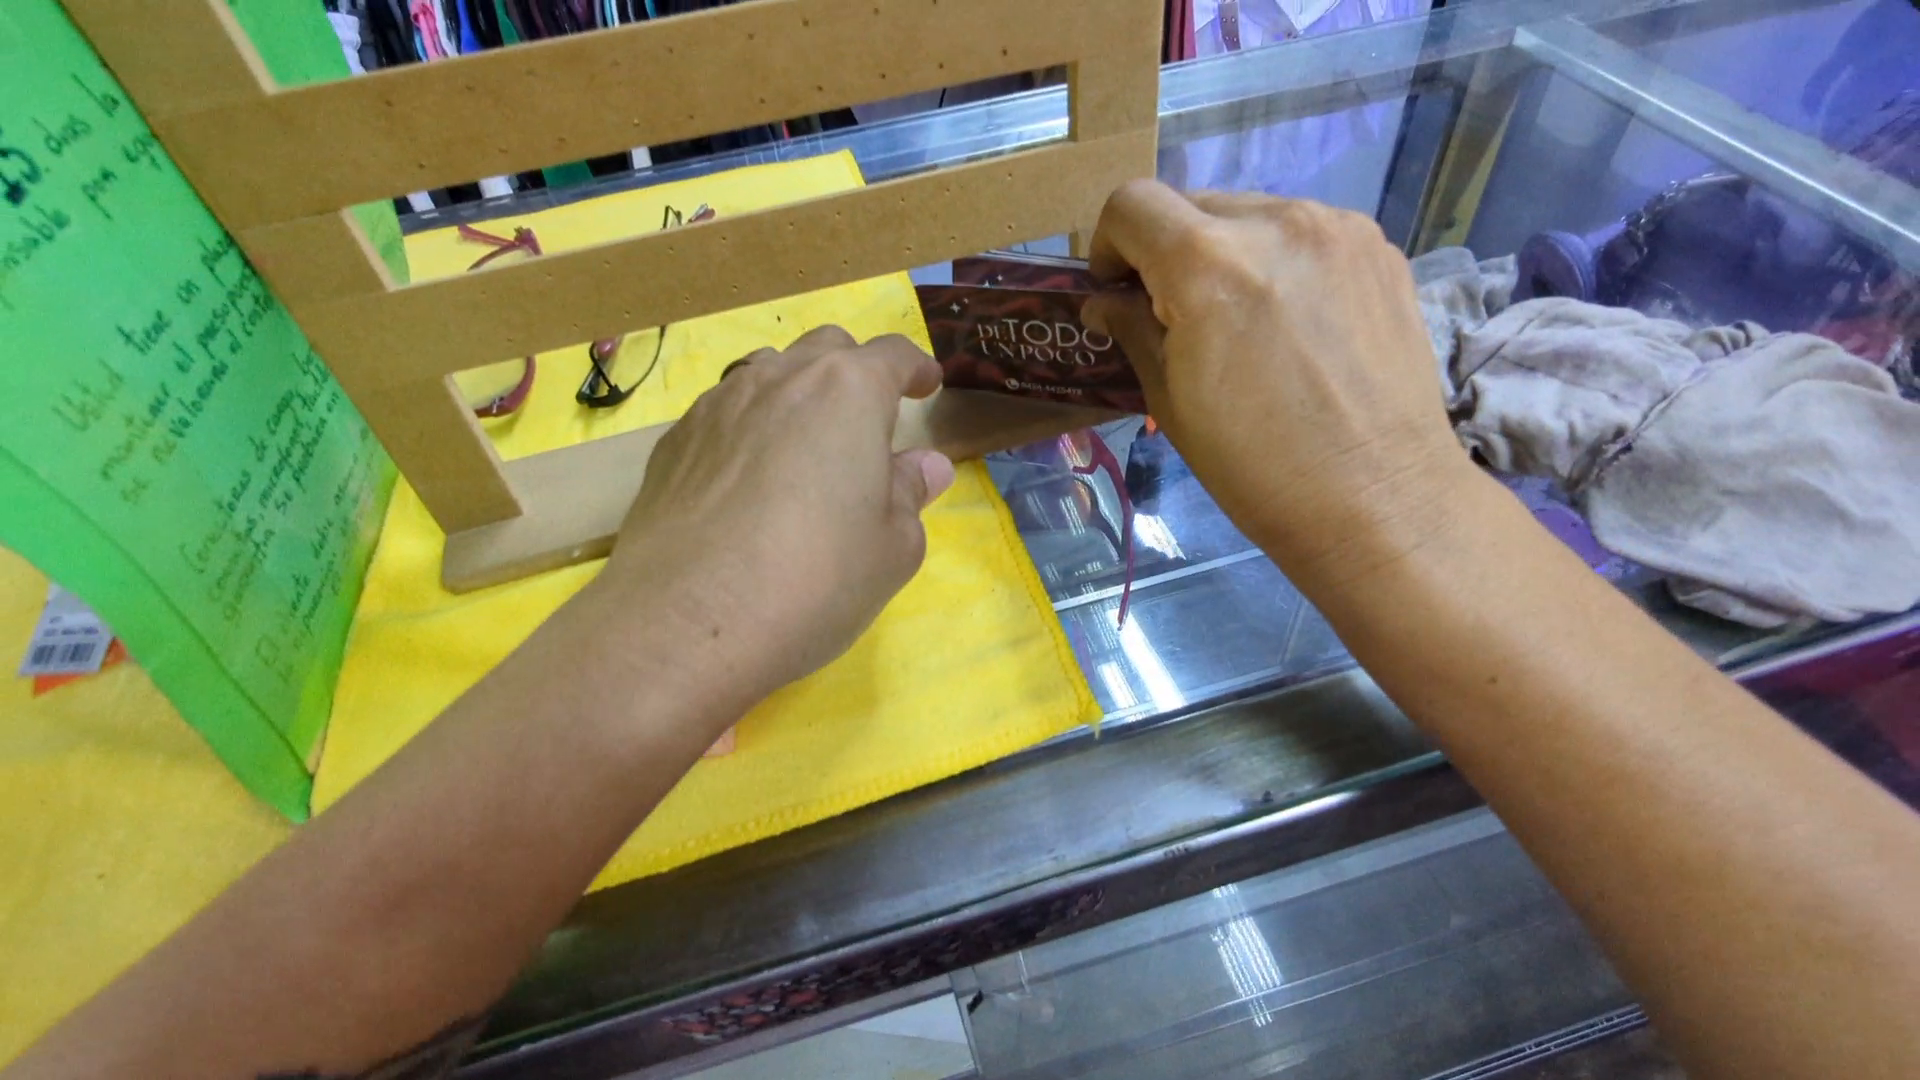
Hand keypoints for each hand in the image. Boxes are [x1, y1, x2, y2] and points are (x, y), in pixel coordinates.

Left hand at [600, 326, 955, 702]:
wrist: (688, 622)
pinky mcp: (673, 442)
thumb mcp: (893, 547)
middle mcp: (780, 380)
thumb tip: (923, 466)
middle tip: (867, 420)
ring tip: (804, 445)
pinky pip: (723, 414)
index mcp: (847, 392)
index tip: (926, 385)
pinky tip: (748, 481)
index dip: (915, 369)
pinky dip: (749, 429)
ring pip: (768, 374)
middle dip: (855, 371)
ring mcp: (717, 406)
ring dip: (797, 395)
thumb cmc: (816, 579)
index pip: (892, 355)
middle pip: (826, 350)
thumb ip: (911, 494)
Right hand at [1081, 180, 1474, 585]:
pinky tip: (1295, 325)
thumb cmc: (1254, 465)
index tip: (1119, 291)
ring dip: (1226, 254)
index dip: (1110, 245)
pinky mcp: (1379, 249)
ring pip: (1251, 215)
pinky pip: (1304, 234)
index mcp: (1207, 264)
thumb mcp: (1170, 401)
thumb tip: (1105, 301)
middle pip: (1191, 205)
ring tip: (1244, 323)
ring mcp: (1337, 229)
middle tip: (1177, 316)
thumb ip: (1132, 330)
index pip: (1131, 204)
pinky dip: (1279, 263)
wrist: (1376, 497)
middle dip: (1167, 252)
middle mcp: (1275, 222)